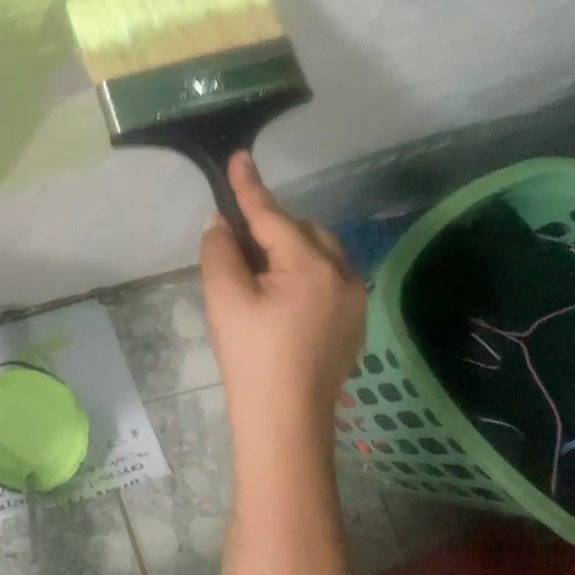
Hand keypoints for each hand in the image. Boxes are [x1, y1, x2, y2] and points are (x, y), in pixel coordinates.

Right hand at [200, 152, 365, 443]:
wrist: (285, 419)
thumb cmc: (250, 354)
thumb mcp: (223, 298)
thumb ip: (220, 251)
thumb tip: (222, 224)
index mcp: (311, 265)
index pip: (272, 215)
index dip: (249, 187)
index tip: (239, 156)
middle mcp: (343, 275)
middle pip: (303, 231)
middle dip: (271, 229)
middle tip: (234, 249)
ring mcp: (354, 301)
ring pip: (319, 254)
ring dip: (288, 251)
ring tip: (255, 277)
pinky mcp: (353, 323)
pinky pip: (327, 279)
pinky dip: (301, 275)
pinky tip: (277, 303)